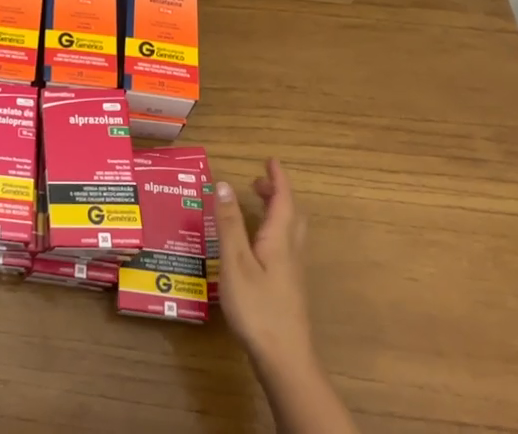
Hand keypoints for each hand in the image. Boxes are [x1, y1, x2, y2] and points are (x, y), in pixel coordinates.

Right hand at [214, 159, 312, 371]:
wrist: (284, 358)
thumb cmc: (257, 307)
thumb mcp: (235, 262)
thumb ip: (229, 224)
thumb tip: (225, 183)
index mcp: (279, 241)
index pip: (283, 201)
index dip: (277, 179)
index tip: (270, 159)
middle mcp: (291, 252)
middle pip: (291, 215)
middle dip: (277, 194)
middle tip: (257, 182)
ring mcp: (293, 272)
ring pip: (291, 233)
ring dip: (277, 213)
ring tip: (256, 207)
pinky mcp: (289, 288)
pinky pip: (285, 247)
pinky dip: (274, 232)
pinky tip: (257, 246)